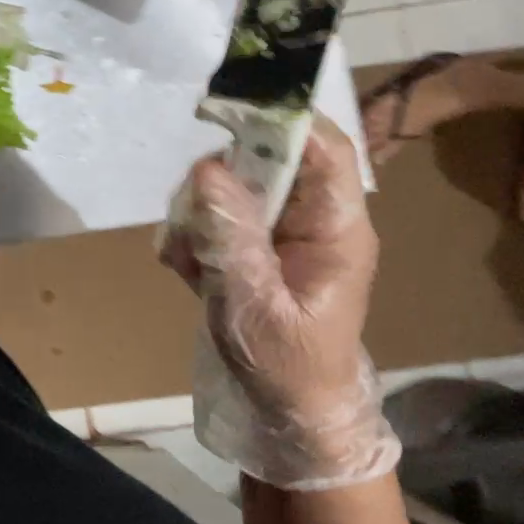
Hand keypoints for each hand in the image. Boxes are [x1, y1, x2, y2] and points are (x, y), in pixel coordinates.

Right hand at [163, 119, 398, 487]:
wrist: (288, 415)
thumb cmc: (287, 366)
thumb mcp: (255, 305)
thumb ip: (232, 238)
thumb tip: (208, 168)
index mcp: (336, 230)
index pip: (324, 150)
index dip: (283, 119)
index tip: (225, 109)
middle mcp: (310, 220)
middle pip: (265, 162)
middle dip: (216, 182)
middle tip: (191, 219)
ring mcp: (278, 233)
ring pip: (228, 187)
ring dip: (194, 216)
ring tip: (189, 262)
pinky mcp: (250, 246)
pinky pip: (210, 216)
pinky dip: (187, 238)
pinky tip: (187, 271)